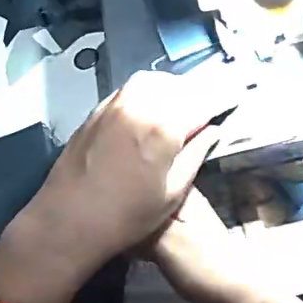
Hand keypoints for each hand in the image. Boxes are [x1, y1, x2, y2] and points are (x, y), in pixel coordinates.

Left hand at [0, 70, 235, 302]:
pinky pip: (130, 89)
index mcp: (163, 127)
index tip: (234, 97)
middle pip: (178, 85)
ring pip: (152, 81)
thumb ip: (195, 154)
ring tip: (183, 105)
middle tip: (210, 105)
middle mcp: (139, 106)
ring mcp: (114, 105)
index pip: (202, 101)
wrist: (67, 221)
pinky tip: (152, 109)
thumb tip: (211, 132)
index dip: (222, 98)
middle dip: (198, 92)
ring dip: (172, 88)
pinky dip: (148, 92)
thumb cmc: (125, 216)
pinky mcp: (97, 111)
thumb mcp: (172, 193)